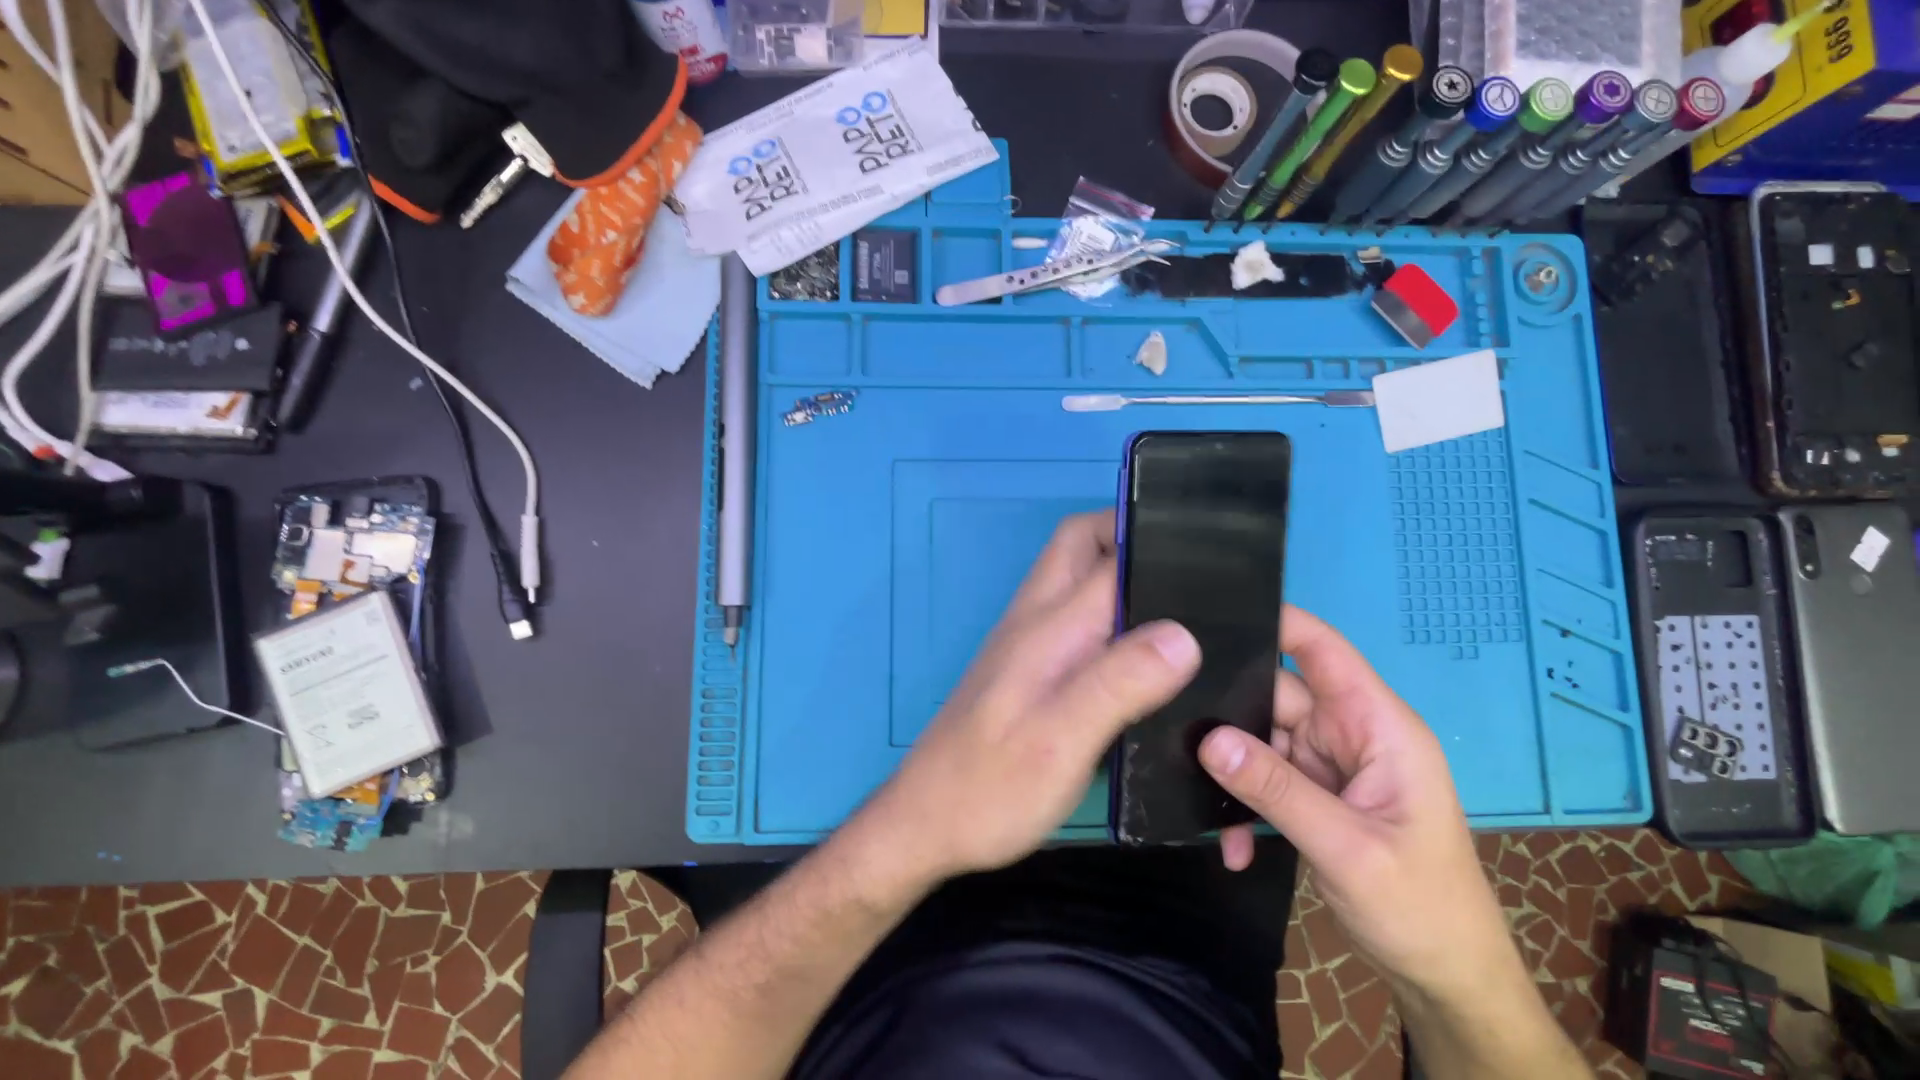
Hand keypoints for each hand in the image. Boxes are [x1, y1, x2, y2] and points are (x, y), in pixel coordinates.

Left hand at [856, 511, 1199, 887]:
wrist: (926, 824)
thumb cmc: (992, 788)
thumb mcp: (1062, 741)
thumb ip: (1119, 683)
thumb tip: (1184, 634)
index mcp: (1050, 626)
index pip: (1110, 553)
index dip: (1163, 544)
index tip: (1221, 553)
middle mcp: (1034, 621)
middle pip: (1079, 545)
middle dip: (1131, 537)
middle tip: (1191, 570)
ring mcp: (1026, 645)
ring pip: (1074, 580)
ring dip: (1120, 573)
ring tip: (1185, 608)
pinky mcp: (1026, 673)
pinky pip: (1073, 619)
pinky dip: (1108, 615)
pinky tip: (1144, 658)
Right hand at [1197, 607, 1518, 999]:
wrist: (1446, 976)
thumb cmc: (1419, 906)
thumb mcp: (1346, 847)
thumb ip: (1276, 790)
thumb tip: (1207, 739)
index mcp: (1378, 727)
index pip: (1323, 650)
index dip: (1275, 621)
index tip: (1207, 617)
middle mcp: (1351, 735)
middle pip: (1276, 696)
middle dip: (1228, 714)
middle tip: (1169, 728)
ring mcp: (1331, 767)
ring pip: (1261, 742)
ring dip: (1232, 774)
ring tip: (1196, 800)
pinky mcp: (1315, 797)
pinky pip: (1265, 783)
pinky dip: (1244, 810)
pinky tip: (1233, 847)